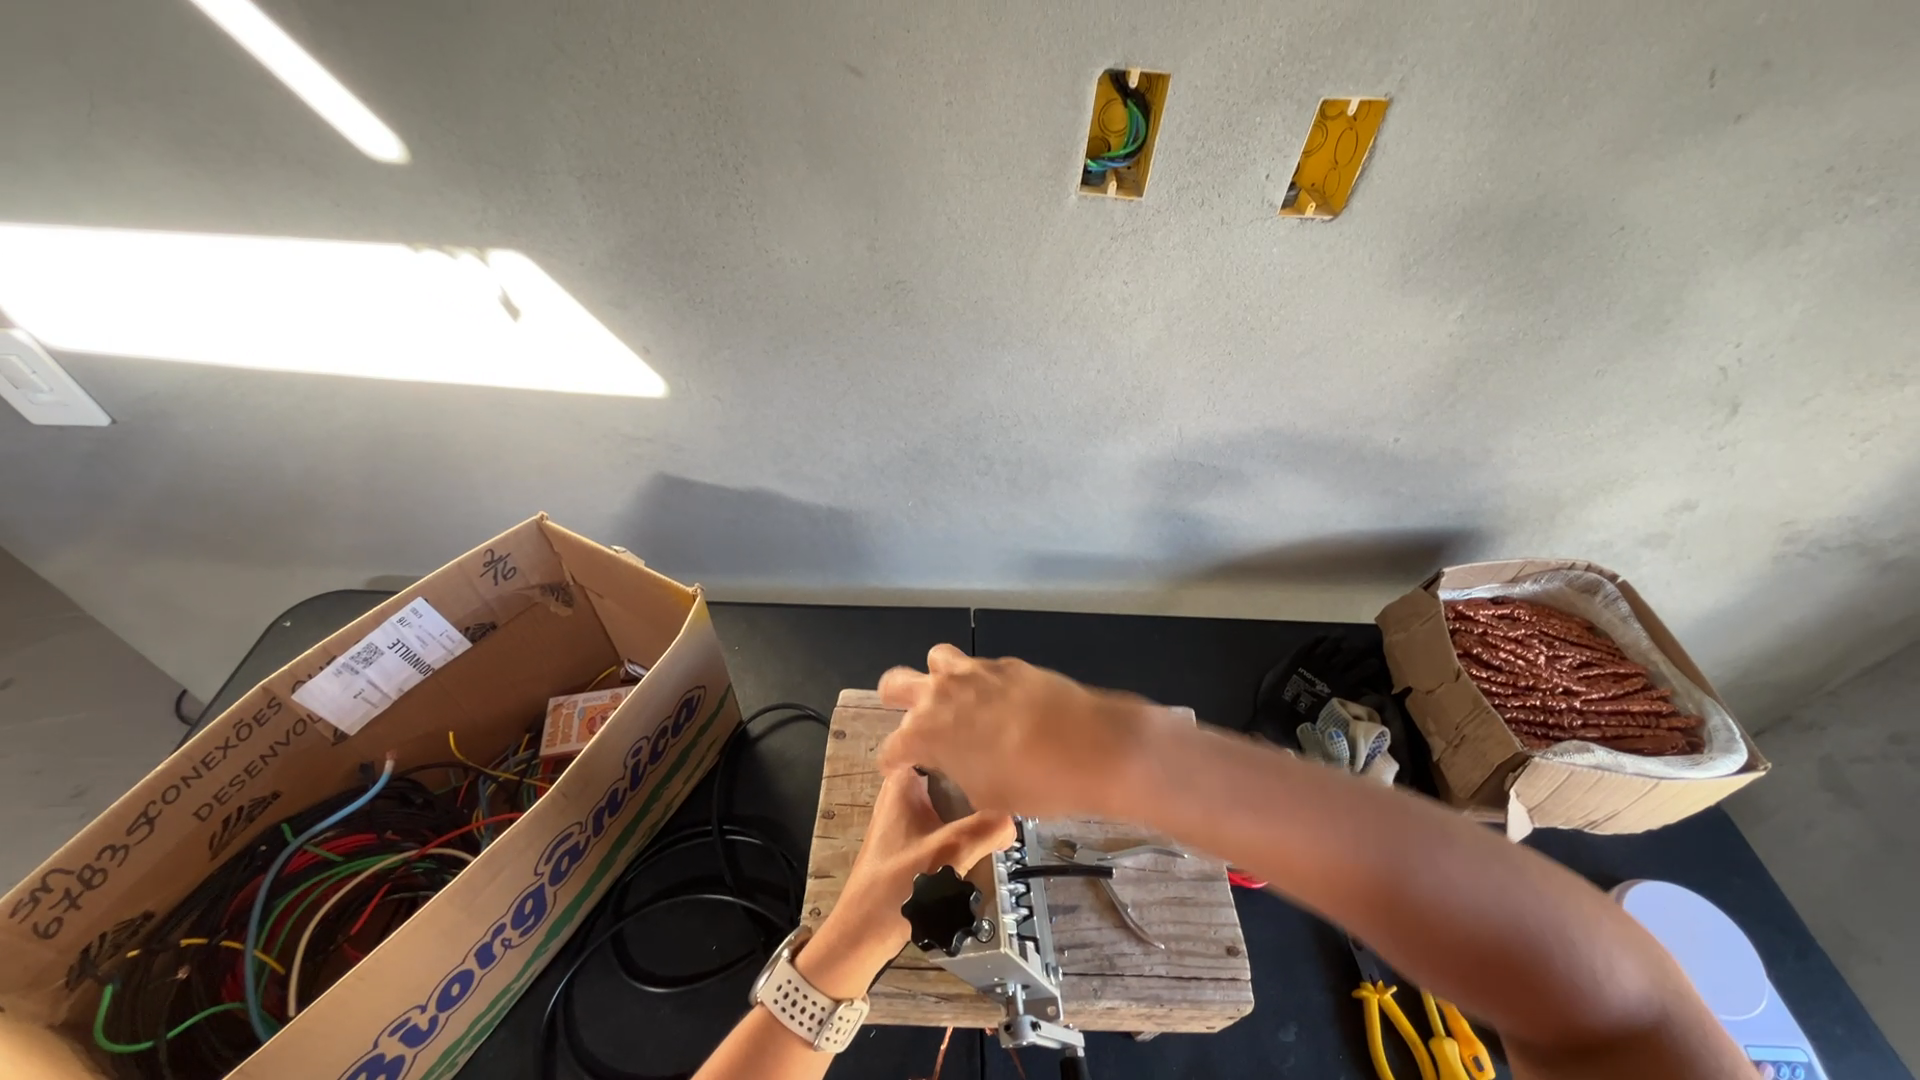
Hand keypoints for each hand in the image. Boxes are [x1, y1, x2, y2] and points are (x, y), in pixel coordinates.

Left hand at [797, 766, 1012, 998]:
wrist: (863, 935)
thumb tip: (1015, 820)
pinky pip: (947, 820)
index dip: (969, 743)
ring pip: (950, 799)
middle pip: (950, 773)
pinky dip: (965, 825)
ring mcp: (908, 817)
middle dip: (977, 779)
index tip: (1000, 748)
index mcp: (903, 782)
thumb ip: (986, 830)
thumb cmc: (898, 886)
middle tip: (1012, 785)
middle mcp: (904, 792)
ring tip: (1006, 808)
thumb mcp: (949, 853)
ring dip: (973, 806)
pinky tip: (987, 835)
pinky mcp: (914, 841)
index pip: (940, 743)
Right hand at [877, 643, 1168, 820]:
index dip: (894, 762)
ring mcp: (973, 673)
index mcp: (925, 735)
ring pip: (936, 660)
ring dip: (938, 679)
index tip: (901, 768)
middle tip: (914, 721)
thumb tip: (961, 762)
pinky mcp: (1005, 663)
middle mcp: (940, 695)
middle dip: (896, 702)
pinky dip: (979, 681)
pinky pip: (978, 666)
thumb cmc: (1033, 785)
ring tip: (956, 700)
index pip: (892, 748)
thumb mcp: (985, 795)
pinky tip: (998, 702)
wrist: (1090, 746)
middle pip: (894, 684)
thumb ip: (959, 773)